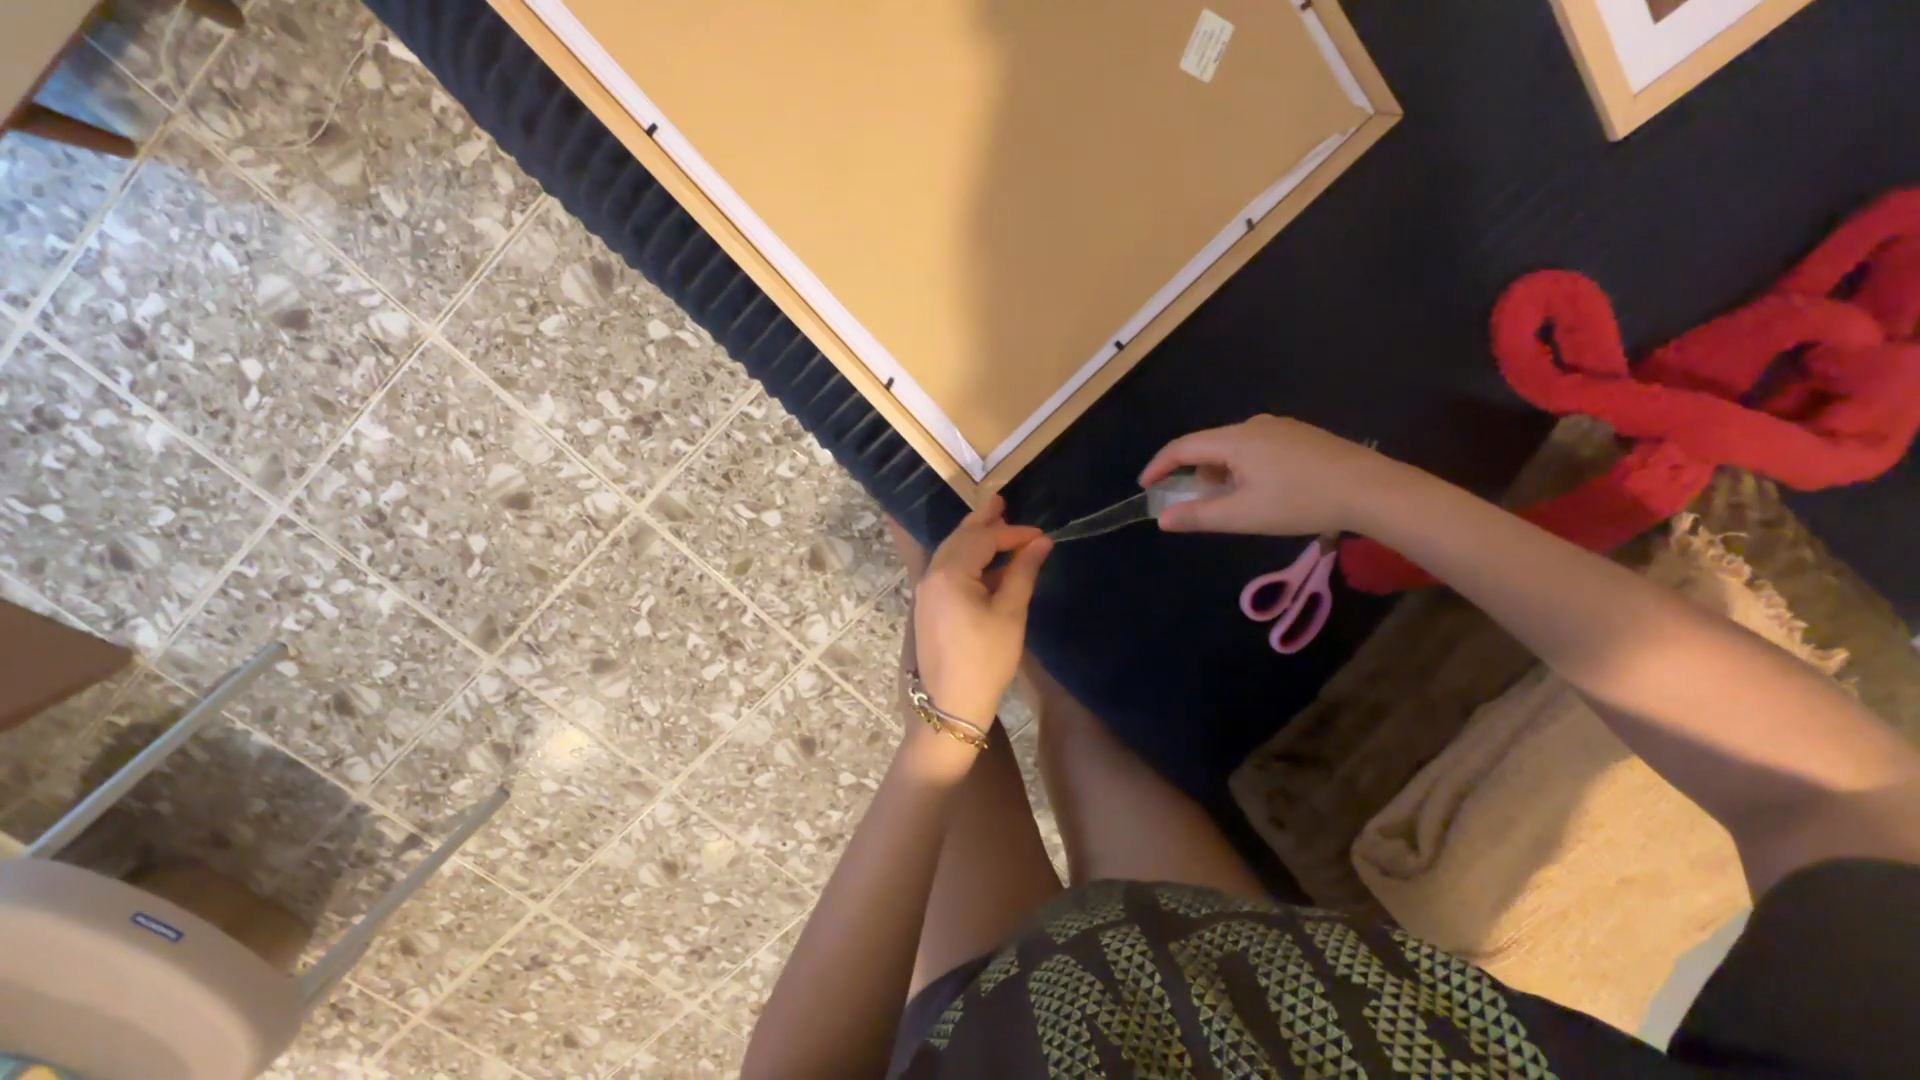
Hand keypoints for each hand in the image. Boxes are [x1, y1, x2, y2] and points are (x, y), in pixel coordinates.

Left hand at [912, 496, 1051, 726]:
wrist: (951, 704)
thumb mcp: (1010, 614)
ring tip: (996, 525)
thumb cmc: (986, 659)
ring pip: (950, 553)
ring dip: (973, 538)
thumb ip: (1023, 572)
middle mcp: (931, 575)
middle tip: (1001, 502)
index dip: (1013, 533)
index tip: (1040, 535)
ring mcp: (925, 591)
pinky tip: (985, 564)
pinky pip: (946, 570)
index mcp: (950, 573)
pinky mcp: (927, 606)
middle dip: (983, 521)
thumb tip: (1041, 542)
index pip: (983, 539)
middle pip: (960, 538)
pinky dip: (966, 559)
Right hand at [1138, 415, 1398, 535]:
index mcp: (1234, 440)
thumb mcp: (1244, 515)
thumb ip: (1199, 516)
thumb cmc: (1300, 502)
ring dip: (1221, 473)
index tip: (1146, 486)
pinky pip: (1258, 448)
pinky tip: (1263, 491)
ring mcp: (1281, 428)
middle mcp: (1254, 425)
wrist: (1370, 489)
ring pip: (1235, 447)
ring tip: (1231, 503)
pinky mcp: (1302, 436)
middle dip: (1194, 473)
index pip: (1182, 447)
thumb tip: (1164, 518)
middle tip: (1194, 503)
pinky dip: (1245, 468)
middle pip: (1209, 445)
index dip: (1159, 466)